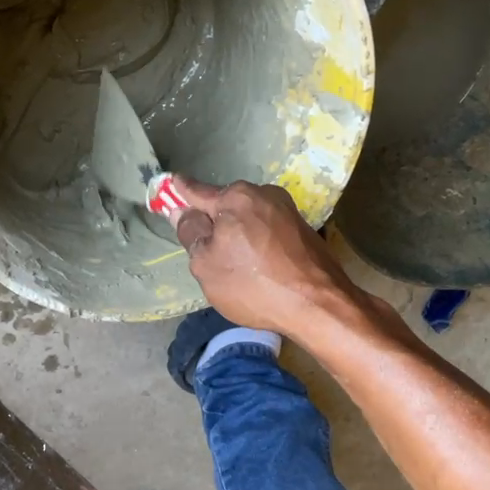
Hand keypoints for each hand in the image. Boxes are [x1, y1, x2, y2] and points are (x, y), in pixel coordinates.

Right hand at [170, 176, 360, 334]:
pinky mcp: (303, 229)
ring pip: (248, 218)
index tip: (169, 184)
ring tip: (238, 267)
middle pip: (225, 205)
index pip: (196, 190)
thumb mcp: (206, 264)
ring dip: (238, 234)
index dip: (178, 191)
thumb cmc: (253, 284)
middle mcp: (262, 194)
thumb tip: (182, 211)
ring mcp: (286, 210)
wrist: (319, 305)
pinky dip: (257, 243)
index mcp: (234, 197)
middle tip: (207, 253)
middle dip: (214, 221)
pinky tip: (260, 268)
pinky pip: (267, 230)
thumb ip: (191, 233)